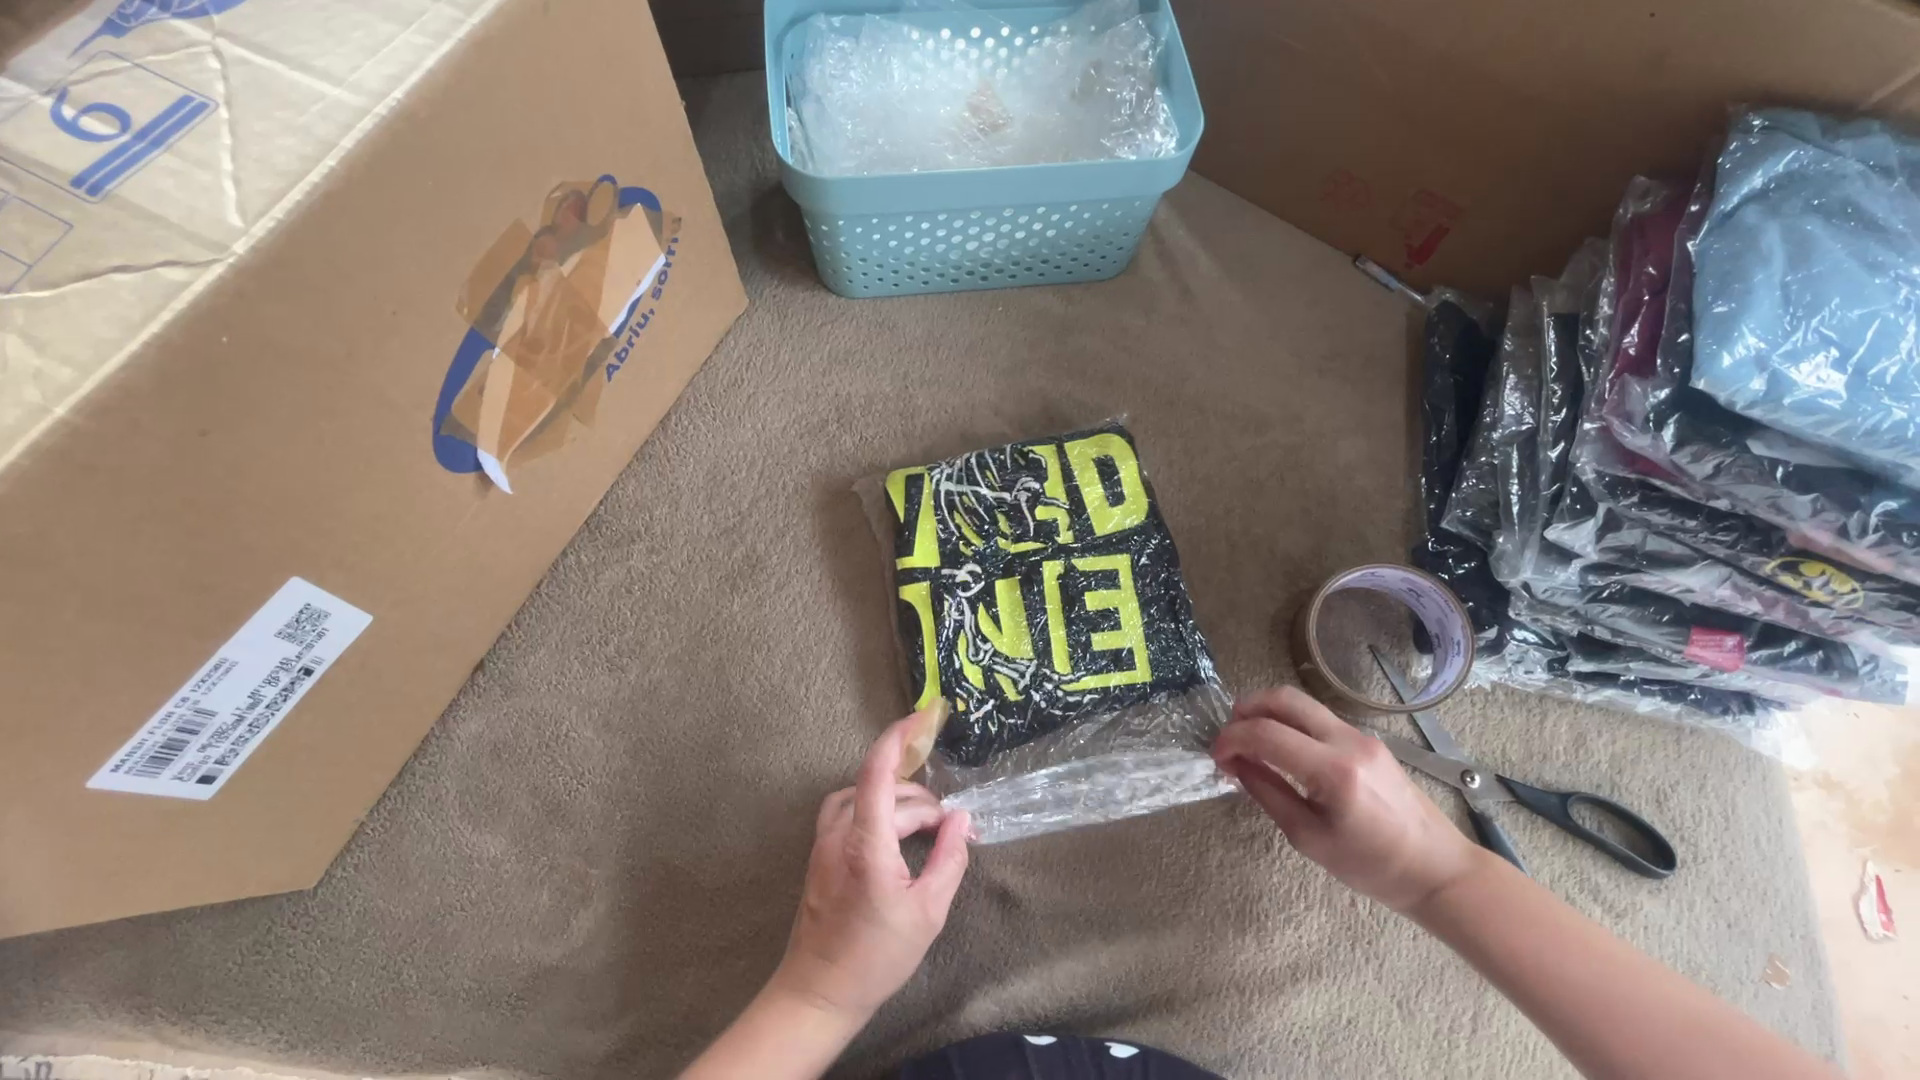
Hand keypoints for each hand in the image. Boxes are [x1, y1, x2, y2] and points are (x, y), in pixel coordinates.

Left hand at [768, 713, 971, 1025]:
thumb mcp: (928, 913)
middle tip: (954, 831)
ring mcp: (824, 841)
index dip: (900, 736)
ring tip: (928, 828)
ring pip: (865, 795)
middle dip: (924, 802)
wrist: (818, 991)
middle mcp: (839, 833)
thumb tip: (961, 820)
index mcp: (866, 844)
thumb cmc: (875, 957)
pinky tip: (894, 830)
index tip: (926, 715)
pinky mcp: (820, 852)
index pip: (879, 771)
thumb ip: (950, 859)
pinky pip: (849, 809)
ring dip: (899, 802)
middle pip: (885, 790)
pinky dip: (876, 807)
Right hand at [1212, 686, 1478, 912]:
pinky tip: (1278, 749)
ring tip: (1247, 741)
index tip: (1215, 757)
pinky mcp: (1367, 741)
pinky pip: (1317, 719)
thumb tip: (1236, 764)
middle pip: (1284, 699)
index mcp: (1334, 771)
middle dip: (1245, 709)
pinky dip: (1288, 723)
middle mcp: (1348, 741)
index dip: (1231, 739)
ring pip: (1300, 703)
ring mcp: (1361, 736)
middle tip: (1227, 736)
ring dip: (1266, 713)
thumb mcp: (1309, 838)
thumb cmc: (1373, 866)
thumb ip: (1268, 793)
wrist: (1438, 870)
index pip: (1266, 734)